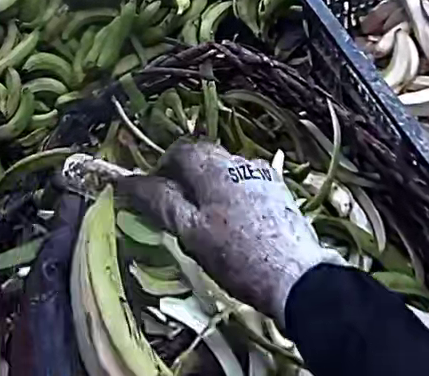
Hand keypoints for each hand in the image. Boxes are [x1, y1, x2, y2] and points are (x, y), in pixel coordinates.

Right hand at [115, 141, 336, 325]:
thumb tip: (131, 180)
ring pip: (225, 171)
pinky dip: (234, 195)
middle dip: (187, 178)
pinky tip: (238, 224)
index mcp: (210, 165)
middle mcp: (235, 159)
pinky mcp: (279, 190)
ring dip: (211, 186)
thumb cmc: (236, 255)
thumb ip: (161, 201)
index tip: (156, 194)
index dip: (162, 169)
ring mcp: (261, 172)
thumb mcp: (190, 232)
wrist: (297, 278)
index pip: (178, 150)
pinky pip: (246, 183)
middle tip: (180, 212)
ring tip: (210, 222)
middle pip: (202, 157)